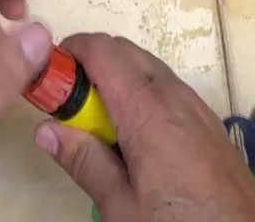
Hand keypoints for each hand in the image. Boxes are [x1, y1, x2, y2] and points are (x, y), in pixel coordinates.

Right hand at [35, 33, 254, 221]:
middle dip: (91, 61)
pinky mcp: (210, 124)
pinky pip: (167, 87)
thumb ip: (84, 162)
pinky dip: (142, 91)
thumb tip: (44, 128)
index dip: (70, 49)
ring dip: (117, 75)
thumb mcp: (123, 208)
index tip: (50, 74)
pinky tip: (136, 134)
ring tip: (99, 119)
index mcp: (145, 107)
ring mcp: (196, 106)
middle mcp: (172, 94)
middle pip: (123, 50)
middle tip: (68, 99)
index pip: (101, 49)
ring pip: (146, 66)